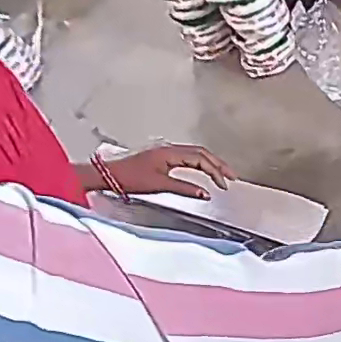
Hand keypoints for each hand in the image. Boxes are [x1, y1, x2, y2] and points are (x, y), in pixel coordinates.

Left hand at [102, 144, 237, 198]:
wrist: (108, 174)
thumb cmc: (129, 177)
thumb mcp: (160, 185)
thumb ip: (185, 189)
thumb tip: (206, 193)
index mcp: (169, 153)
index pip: (200, 160)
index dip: (215, 172)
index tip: (223, 185)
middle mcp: (169, 148)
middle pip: (201, 153)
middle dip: (219, 164)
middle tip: (232, 177)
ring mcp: (165, 151)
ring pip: (196, 153)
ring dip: (211, 163)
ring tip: (223, 174)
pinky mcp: (163, 156)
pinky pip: (188, 156)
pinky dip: (201, 163)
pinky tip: (205, 171)